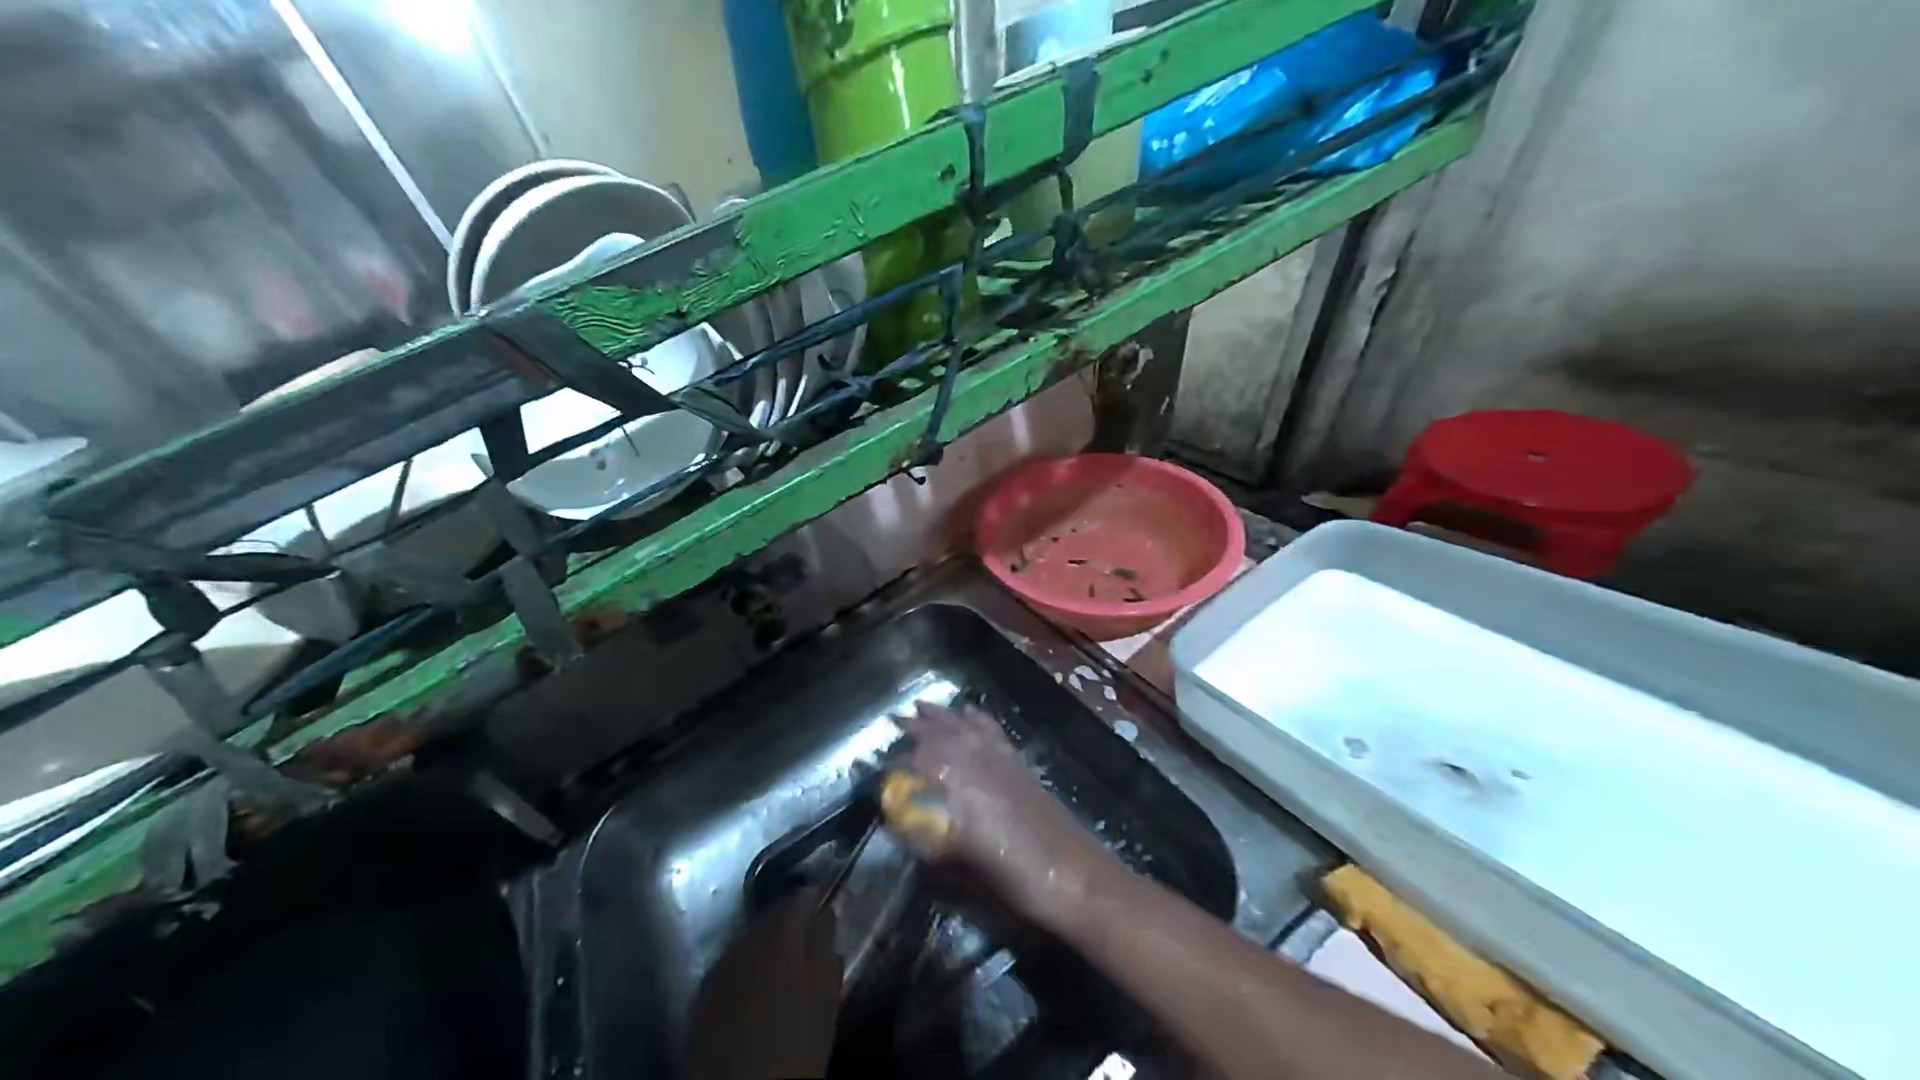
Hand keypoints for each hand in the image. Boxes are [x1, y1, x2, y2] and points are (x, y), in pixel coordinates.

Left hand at [687, 888, 840, 1079]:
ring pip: (751, 936)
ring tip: (786, 961)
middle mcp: (745, 940)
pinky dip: (748, 963)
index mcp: (780, 937)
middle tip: (811, 932)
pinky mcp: (703, 992)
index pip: (800, 896)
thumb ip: (825, 947)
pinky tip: (759, 984)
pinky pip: (732, 961)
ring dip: (768, 940)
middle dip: (792, 917)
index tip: (828, 900)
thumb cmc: (795, 1048)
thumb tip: (827, 913)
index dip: (816, 895)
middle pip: (772, 913)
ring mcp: (720, 965)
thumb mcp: (825, 998)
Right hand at [888, 702, 1108, 925]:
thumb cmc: (1013, 878)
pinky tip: (968, 713)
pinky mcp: (1017, 762)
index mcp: (955, 783)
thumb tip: (902, 823)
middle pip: (938, 733)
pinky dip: (975, 718)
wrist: (1074, 876)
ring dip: (940, 716)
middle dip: (914, 727)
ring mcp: (998, 757)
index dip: (893, 765)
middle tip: (892, 722)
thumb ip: (927, 840)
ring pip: (962, 725)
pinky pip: (989, 729)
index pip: (914, 763)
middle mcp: (974, 759)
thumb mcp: (958, 868)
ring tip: (921, 707)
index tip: (877, 767)